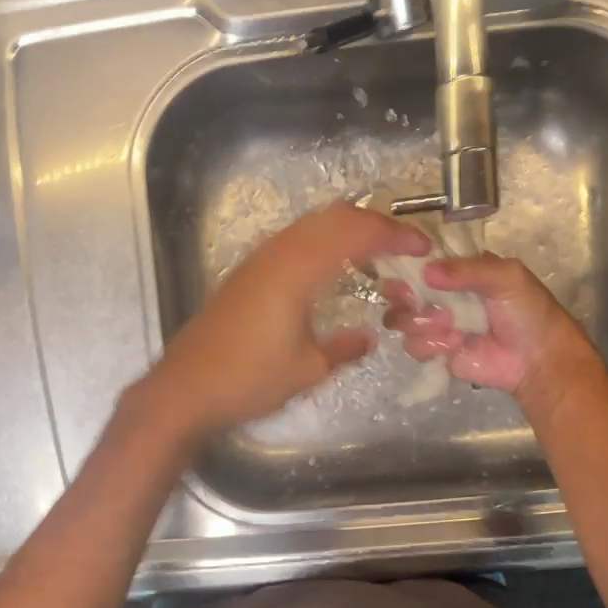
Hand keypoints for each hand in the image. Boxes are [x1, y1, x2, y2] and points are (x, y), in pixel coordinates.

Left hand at [141, 202, 430, 433]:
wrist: (185, 389)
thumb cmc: (248, 380)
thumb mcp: (306, 369)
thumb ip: (342, 349)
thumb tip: (367, 338)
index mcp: (297, 269)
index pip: (356, 233)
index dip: (394, 235)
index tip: (423, 248)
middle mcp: (277, 254)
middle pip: (333, 217)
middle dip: (374, 226)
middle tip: (403, 249)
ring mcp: (257, 262)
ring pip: (310, 227)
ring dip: (346, 233)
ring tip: (375, 258)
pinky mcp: (245, 276)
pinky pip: (293, 243)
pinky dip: (322, 246)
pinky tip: (331, 273)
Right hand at [382, 253, 603, 404]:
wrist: (536, 359)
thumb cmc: (527, 311)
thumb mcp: (506, 277)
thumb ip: (467, 270)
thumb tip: (426, 272)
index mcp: (457, 271)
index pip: (420, 260)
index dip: (405, 263)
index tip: (404, 269)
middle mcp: (441, 295)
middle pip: (400, 291)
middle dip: (403, 295)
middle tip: (415, 300)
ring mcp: (436, 325)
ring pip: (401, 320)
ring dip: (421, 323)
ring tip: (449, 326)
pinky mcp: (436, 352)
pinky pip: (413, 346)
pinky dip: (430, 345)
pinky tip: (454, 345)